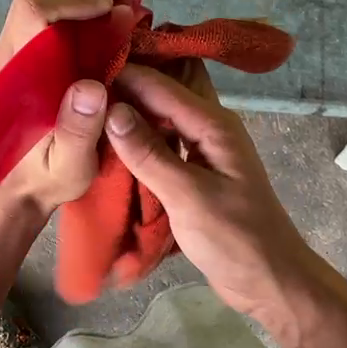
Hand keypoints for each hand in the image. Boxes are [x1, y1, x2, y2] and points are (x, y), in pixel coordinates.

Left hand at [0, 0, 130, 217]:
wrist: (15, 189)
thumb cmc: (44, 178)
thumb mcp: (69, 167)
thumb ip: (79, 131)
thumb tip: (93, 86)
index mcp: (19, 75)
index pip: (35, 11)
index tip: (113, 8)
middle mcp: (10, 53)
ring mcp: (14, 51)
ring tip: (119, 3)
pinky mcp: (24, 55)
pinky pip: (45, 12)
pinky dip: (76, 3)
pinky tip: (106, 21)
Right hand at [104, 64, 315, 314]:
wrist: (269, 280)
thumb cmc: (234, 238)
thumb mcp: (187, 196)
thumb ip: (149, 154)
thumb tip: (111, 110)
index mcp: (214, 125)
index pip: (161, 87)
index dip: (123, 75)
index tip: (79, 67)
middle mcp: (209, 129)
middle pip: (162, 98)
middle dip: (125, 90)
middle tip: (77, 86)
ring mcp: (204, 151)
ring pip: (161, 122)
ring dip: (130, 117)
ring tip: (87, 111)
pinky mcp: (196, 174)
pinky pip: (163, 147)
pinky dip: (139, 144)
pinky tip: (110, 146)